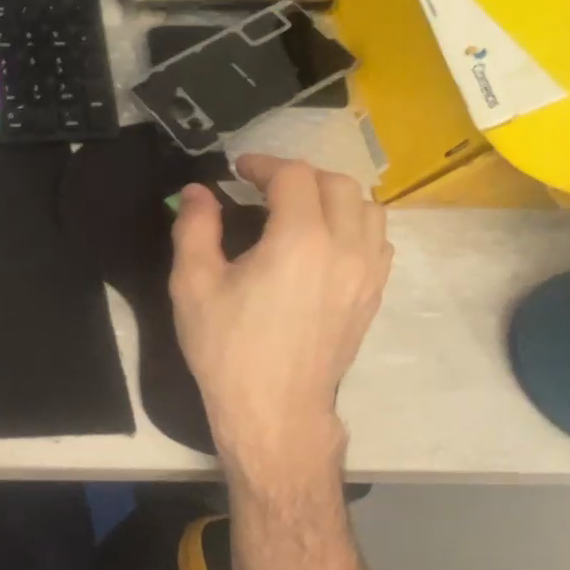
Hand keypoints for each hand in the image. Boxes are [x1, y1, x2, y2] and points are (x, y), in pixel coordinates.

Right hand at [169, 156, 391, 474]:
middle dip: (298, 176)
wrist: (273, 405)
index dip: (263, 164)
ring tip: (295, 209)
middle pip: (337, 184)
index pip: (294, 176)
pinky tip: (321, 241)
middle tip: (261, 187)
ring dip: (331, 196)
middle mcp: (345, 246)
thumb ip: (195, 228)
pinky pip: (376, 239)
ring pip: (368, 208)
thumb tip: (197, 192)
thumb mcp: (193, 284)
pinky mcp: (372, 292)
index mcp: (299, 240)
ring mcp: (368, 271)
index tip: (236, 170)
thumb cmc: (225, 345)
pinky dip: (352, 224)